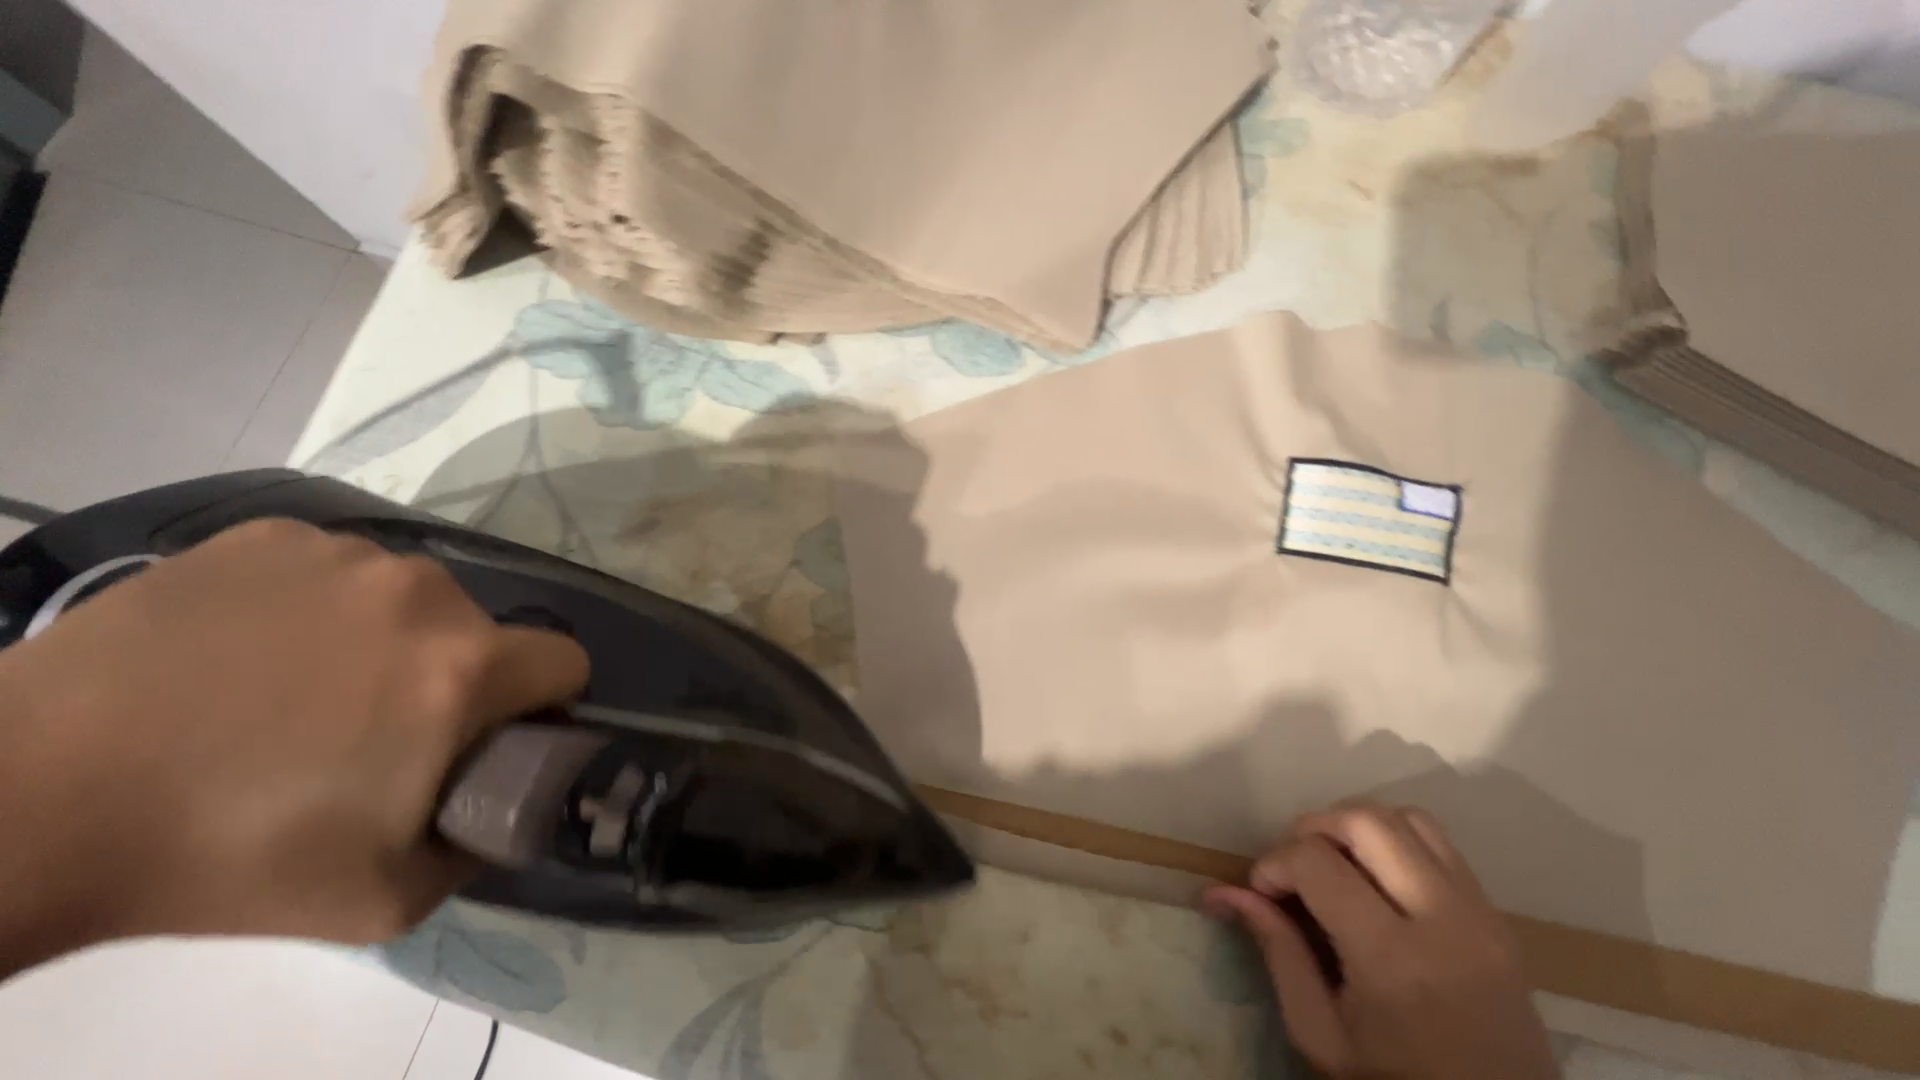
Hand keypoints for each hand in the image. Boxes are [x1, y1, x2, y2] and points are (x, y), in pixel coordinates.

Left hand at [0, 519, 588, 968]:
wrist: (27, 799)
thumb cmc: (227, 855)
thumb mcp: (389, 896)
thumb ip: (479, 846)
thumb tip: (503, 810)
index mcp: (463, 669)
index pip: (566, 662)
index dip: (542, 707)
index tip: (487, 740)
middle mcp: (421, 592)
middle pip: (485, 630)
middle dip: (457, 676)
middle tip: (379, 732)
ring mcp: (340, 554)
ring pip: (412, 596)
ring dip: (390, 638)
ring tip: (303, 690)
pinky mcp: (268, 535)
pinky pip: (337, 568)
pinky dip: (320, 607)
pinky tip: (252, 654)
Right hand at [1204, 804, 1558, 1079]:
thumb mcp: (1320, 1033)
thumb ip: (1276, 951)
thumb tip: (1220, 892)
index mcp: (1392, 958)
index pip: (1317, 861)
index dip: (1273, 864)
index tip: (1261, 894)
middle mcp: (1443, 919)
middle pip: (1366, 821)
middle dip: (1313, 829)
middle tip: (1294, 868)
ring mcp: (1480, 913)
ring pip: (1408, 819)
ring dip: (1359, 828)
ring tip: (1335, 867)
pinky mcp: (1498, 916)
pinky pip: (1442, 846)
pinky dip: (1398, 844)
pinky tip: (1377, 883)